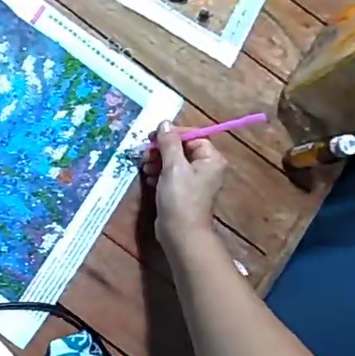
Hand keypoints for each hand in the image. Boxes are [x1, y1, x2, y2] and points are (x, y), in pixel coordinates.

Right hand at [142, 120, 227, 253]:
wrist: (180, 232)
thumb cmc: (180, 197)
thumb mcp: (173, 166)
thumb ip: (169, 143)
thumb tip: (164, 123)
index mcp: (210, 159)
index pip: (193, 136)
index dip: (172, 134)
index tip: (152, 137)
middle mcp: (206, 167)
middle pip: (182, 148)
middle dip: (161, 149)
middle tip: (144, 152)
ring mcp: (194, 180)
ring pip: (174, 162)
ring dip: (157, 161)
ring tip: (144, 166)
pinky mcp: (182, 191)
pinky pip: (170, 175)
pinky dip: (159, 173)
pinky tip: (148, 177)